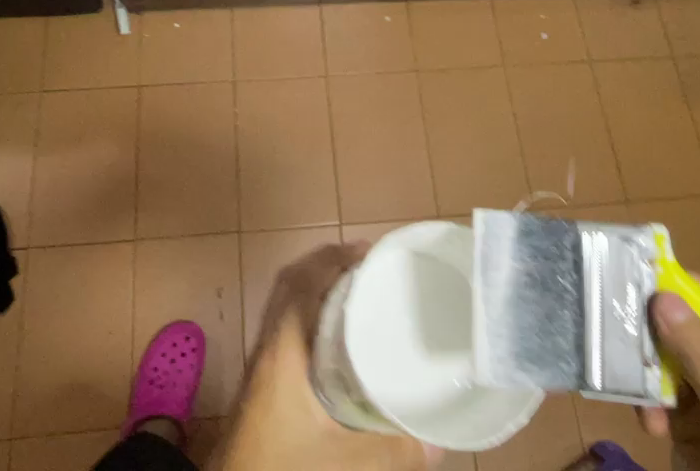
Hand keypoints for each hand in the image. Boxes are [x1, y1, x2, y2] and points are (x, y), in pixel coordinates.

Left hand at [210, 242, 436, 470]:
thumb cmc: (278, 466)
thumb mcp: (340, 462)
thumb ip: (390, 452)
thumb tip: (436, 445)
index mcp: (282, 349)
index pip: (301, 283)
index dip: (331, 258)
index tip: (367, 250)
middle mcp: (268, 346)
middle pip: (290, 284)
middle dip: (325, 264)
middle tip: (366, 264)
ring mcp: (263, 363)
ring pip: (284, 305)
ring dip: (315, 287)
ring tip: (356, 289)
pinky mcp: (264, 382)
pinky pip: (286, 327)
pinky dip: (310, 315)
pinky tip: (337, 339)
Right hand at [638, 292, 699, 470]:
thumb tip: (666, 297)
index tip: (662, 278)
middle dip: (672, 340)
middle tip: (632, 325)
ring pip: (682, 367)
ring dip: (656, 375)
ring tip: (638, 384)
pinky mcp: (698, 433)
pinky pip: (668, 399)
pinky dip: (652, 405)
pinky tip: (647, 423)